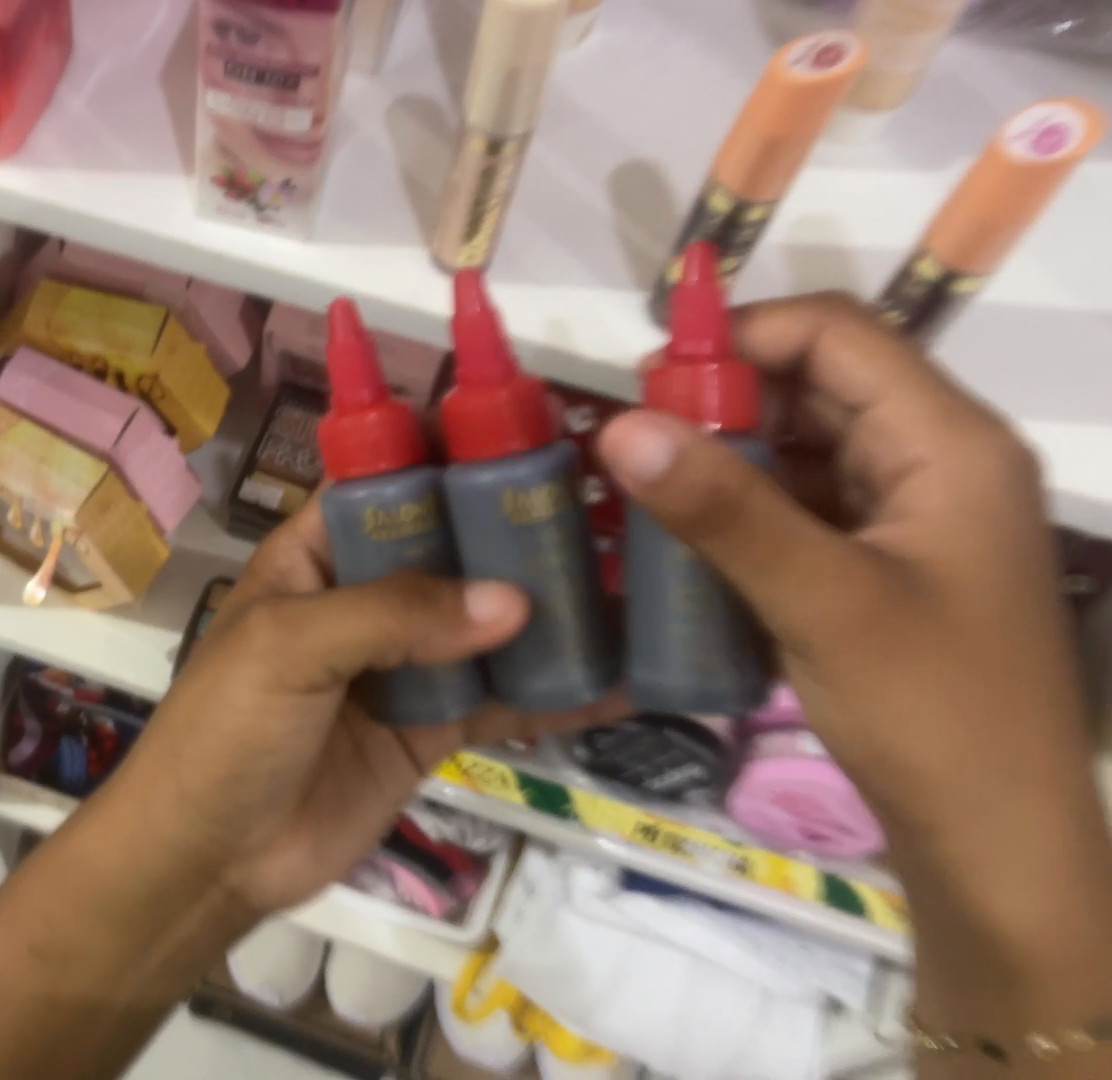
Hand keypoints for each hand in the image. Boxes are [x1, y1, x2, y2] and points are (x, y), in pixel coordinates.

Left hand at [92, 499, 630, 919]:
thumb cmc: (226, 728)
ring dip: (550, 608)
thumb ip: (392, 614)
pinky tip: (627, 681)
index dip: (446, 457)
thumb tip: (514, 599)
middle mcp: (360, 600)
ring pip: (483, 624)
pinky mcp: (427, 730)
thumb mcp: (288, 647)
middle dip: (517, 530)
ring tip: (641, 580)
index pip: (382, 486)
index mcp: (311, 558)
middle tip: (615, 505)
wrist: (210, 853)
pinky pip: (499, 701)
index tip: (534, 433)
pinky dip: (555, 694)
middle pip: (447, 550)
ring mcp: (398, 666)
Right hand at [595, 294, 1098, 856]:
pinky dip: (724, 500)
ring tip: (628, 482)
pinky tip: (669, 528)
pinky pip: (783, 498)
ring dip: (711, 451)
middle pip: (806, 383)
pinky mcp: (859, 554)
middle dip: (711, 399)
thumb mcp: (820, 599)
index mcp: (945, 443)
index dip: (737, 336)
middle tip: (621, 442)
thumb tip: (620, 425)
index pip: (834, 335)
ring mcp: (892, 510)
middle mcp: (924, 458)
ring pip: (790, 442)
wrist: (986, 828)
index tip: (641, 383)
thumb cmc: (929, 707)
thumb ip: (723, 509)